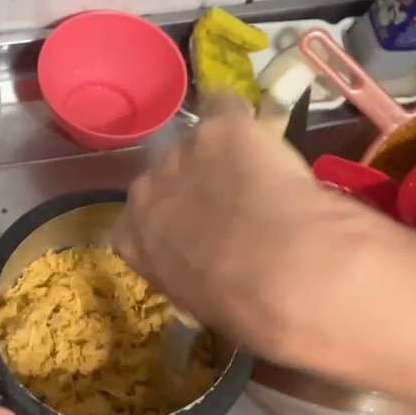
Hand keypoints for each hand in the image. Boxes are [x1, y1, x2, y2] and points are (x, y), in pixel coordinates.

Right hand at [112, 95, 404, 367]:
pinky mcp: (222, 126)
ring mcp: (183, 152)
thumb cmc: (240, 305)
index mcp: (132, 238)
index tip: (194, 231)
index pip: (137, 222)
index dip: (170, 221)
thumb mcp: (197, 301)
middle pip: (166, 177)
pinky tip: (266, 132)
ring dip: (225, 156)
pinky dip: (246, 118)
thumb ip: (186, 271)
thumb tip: (205, 272)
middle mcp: (145, 190)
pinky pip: (229, 108)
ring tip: (262, 177)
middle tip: (232, 204)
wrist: (283, 271)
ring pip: (201, 144)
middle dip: (192, 185)